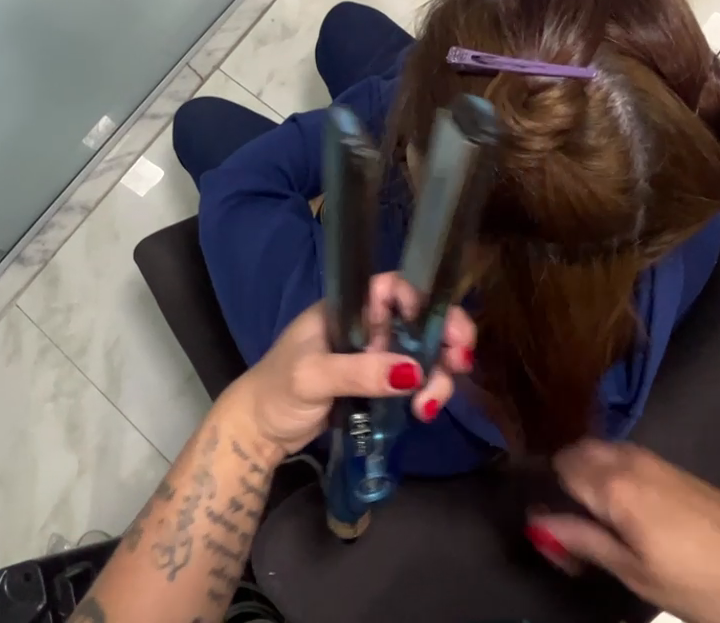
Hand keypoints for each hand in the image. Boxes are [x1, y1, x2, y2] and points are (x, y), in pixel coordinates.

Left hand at [221, 272, 475, 458]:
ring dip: (438, 375)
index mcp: (348, 308)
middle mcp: (367, 326)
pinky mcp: (379, 385)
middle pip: (420, 320)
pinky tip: (422, 413)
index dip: (425, 301)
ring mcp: (375, 355)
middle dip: (445, 339)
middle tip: (459, 365)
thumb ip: (359, 371)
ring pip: (423, 353)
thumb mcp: (312, 376)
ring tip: (428, 408)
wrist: (259, 430)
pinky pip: (414, 381)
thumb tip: (414, 373)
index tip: (444, 329)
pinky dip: (426, 393)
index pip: (394, 289)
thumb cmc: (277, 390)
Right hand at [526, 442, 719, 622]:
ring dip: (590, 477)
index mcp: (613, 484)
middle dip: (566, 481)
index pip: (558, 468)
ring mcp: (654, 459)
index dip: (548, 499)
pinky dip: (613, 476)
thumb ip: (582, 541)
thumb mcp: (634, 572)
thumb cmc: (699, 583)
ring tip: (601, 525)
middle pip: (578, 453)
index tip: (556, 536)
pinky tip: (630, 516)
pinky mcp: (674, 468)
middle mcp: (628, 459)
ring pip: (602, 453)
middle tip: (575, 529)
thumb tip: (536, 523)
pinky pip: (625, 458)